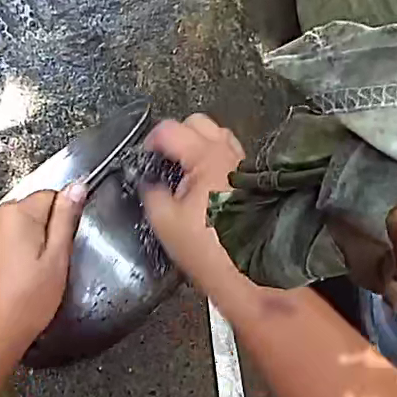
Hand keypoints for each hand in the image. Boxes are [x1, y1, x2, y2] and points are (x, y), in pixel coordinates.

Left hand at [0, 183, 86, 350]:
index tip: (56, 246)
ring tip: (15, 277)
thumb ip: (65, 219)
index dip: (58, 220)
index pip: (48, 196)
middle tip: (38, 267)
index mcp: (18, 214)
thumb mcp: (57, 261)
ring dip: (8, 243)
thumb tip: (76, 187)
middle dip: (32, 232)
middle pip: (21, 212)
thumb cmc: (24, 304)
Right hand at [137, 114, 248, 294]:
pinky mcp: (251, 181)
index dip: (150, 141)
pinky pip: (230, 156)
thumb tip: (147, 181)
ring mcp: (244, 166)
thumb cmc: (209, 250)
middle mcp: (229, 155)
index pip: (170, 130)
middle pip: (197, 123)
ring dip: (198, 146)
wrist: (246, 274)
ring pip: (217, 136)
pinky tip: (204, 184)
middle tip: (164, 159)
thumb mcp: (164, 222)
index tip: (145, 156)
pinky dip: (214, 160)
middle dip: (176, 136)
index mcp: (206, 158)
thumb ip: (150, 192)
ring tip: (184, 171)